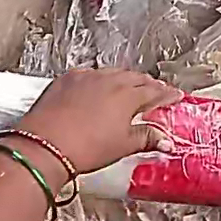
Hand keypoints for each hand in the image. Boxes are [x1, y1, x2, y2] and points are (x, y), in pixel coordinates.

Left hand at [14, 69, 181, 173]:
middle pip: (134, 78)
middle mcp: (108, 80)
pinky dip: (98, 80)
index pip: (154, 91)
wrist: (46, 144)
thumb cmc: (85, 147)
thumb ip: (146, 137)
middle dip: (147, 84)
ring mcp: (86, 77)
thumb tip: (165, 140)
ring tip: (128, 89)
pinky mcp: (67, 79)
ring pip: (112, 74)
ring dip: (123, 80)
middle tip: (156, 91)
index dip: (166, 94)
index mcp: (127, 95)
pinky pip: (89, 74)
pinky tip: (97, 88)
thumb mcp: (123, 145)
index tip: (174, 96)